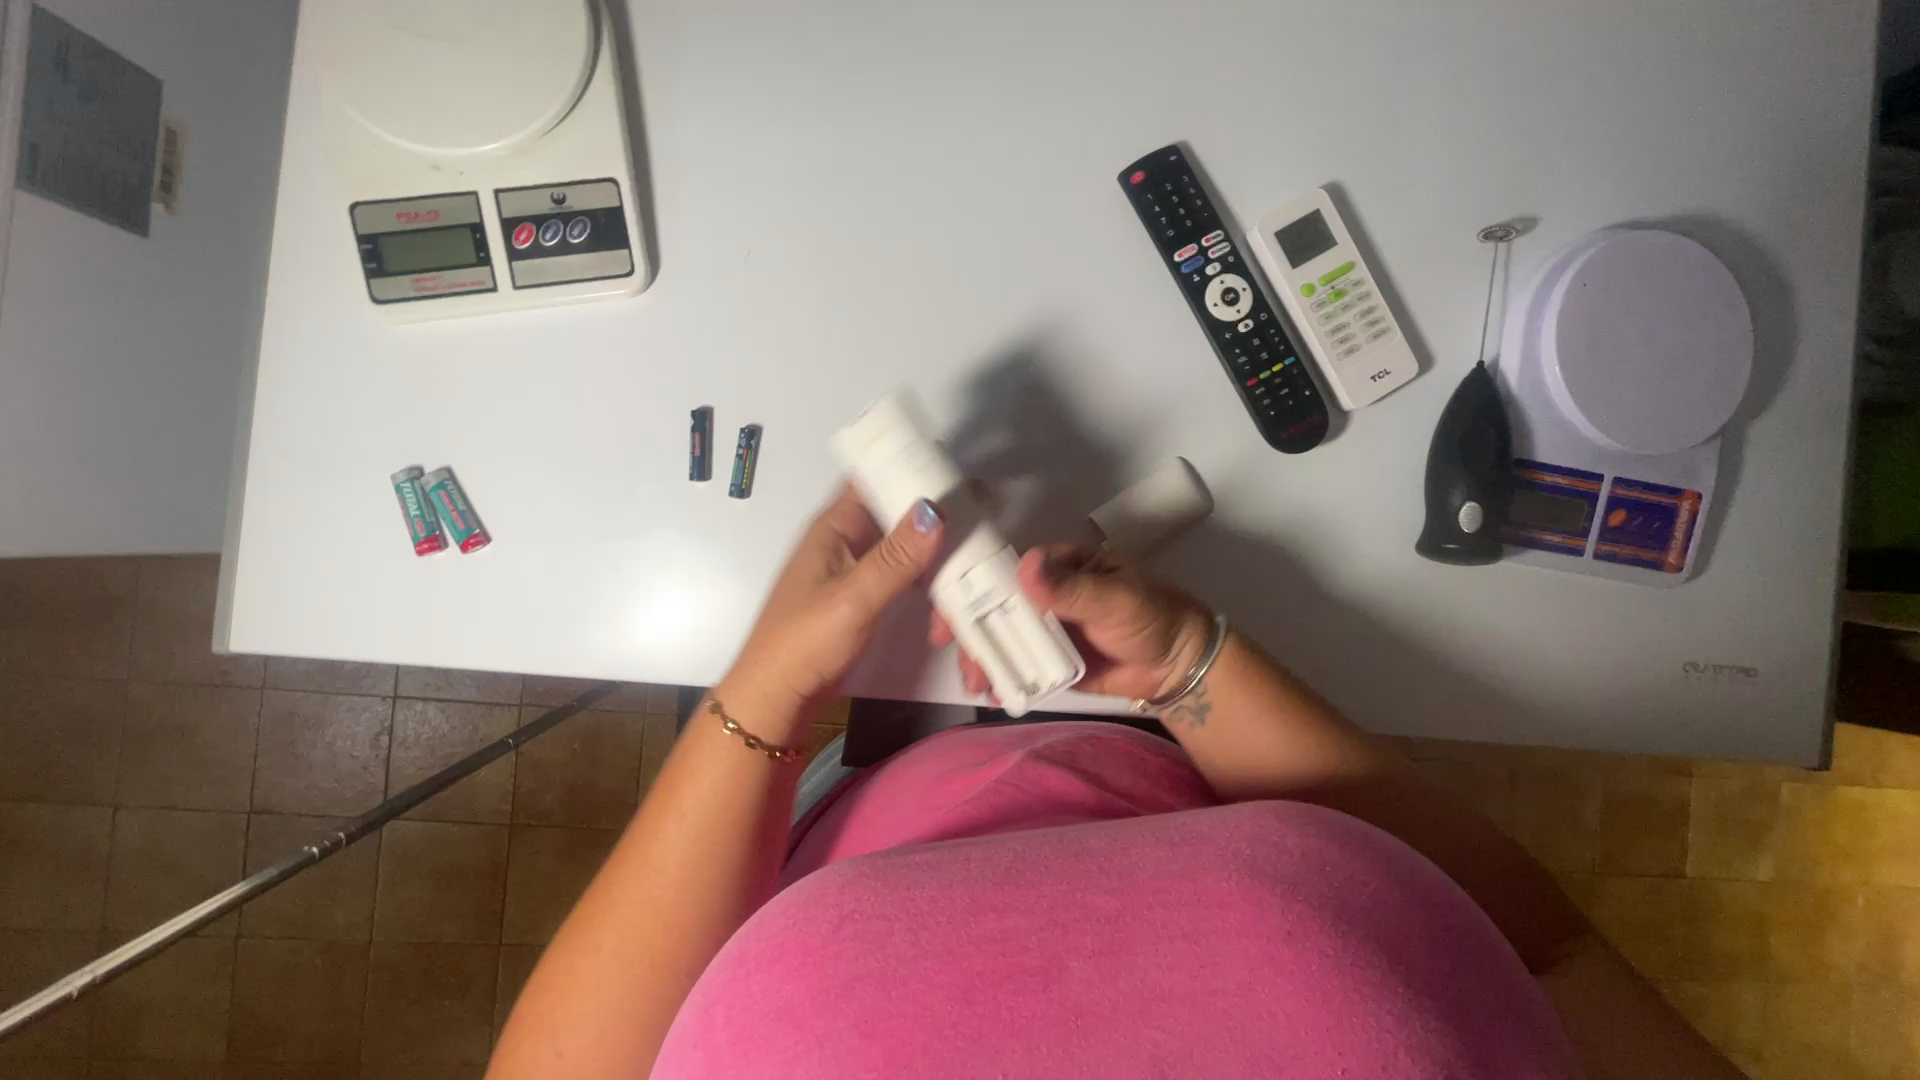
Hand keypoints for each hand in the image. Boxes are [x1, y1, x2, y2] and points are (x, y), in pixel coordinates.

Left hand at [725, 488, 944, 717]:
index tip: (960, 479)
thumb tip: (936, 509)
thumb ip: (896, 557)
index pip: (876, 478)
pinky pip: (905, 576)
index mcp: (835, 527)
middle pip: (899, 514)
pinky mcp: (866, 597)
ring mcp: (857, 569)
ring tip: (964, 582)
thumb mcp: (853, 599)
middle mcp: (847, 540)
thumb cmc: (803, 643)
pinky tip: (945, 603)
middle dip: (937, 524)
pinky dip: (926, 585)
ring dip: (935, 562)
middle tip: (979, 533)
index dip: (915, 471)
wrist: (779, 698)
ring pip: (907, 549)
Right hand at [931, 544, 1211, 702]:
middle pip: (992, 604)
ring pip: (999, 637)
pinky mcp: (1046, 660)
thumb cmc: (1151, 616)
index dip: (972, 584)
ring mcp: (1042, 628)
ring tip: (976, 680)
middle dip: (967, 625)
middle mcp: (1043, 593)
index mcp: (1058, 564)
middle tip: (950, 645)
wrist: (1178, 667)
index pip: (1005, 568)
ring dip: (981, 655)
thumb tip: (1025, 570)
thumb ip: (1071, 588)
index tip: (950, 606)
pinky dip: (1001, 677)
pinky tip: (993, 691)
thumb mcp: (1115, 598)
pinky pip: (1016, 665)